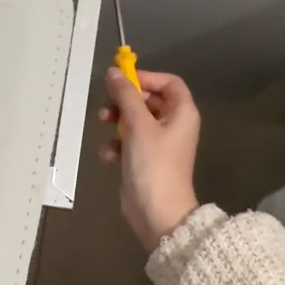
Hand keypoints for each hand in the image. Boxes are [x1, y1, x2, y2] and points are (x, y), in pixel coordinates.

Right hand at [99, 68, 200, 252]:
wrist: (157, 212)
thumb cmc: (154, 164)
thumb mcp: (138, 125)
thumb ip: (126, 96)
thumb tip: (114, 72)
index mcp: (182, 113)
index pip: (169, 82)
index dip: (146, 78)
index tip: (122, 81)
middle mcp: (173, 125)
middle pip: (148, 100)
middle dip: (125, 100)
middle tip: (107, 102)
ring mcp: (159, 143)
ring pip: (135, 120)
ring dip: (117, 119)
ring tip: (102, 123)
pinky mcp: (144, 159)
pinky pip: (129, 141)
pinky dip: (117, 144)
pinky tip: (108, 154)